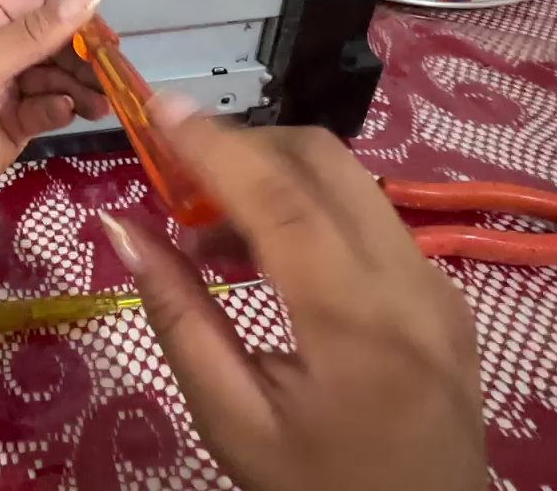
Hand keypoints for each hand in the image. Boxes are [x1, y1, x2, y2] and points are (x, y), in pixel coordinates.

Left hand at [0, 0, 110, 223]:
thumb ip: (38, 32)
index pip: (35, 7)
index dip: (71, 17)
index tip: (107, 35)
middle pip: (50, 44)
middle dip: (80, 58)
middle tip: (111, 74)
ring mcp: (4, 90)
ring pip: (54, 78)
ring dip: (78, 87)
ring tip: (101, 103)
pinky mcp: (15, 125)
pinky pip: (47, 108)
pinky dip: (60, 109)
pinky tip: (68, 114)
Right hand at [99, 101, 485, 490]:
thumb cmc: (315, 488)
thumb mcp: (228, 415)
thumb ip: (175, 310)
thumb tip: (118, 224)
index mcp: (357, 324)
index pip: (279, 200)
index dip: (213, 144)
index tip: (157, 105)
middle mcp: (409, 284)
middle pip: (319, 161)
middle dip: (239, 145)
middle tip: (176, 180)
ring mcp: (434, 281)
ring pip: (342, 174)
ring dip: (267, 172)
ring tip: (210, 230)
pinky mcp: (437, 287)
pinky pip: (360, 207)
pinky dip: (299, 200)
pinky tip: (261, 250)